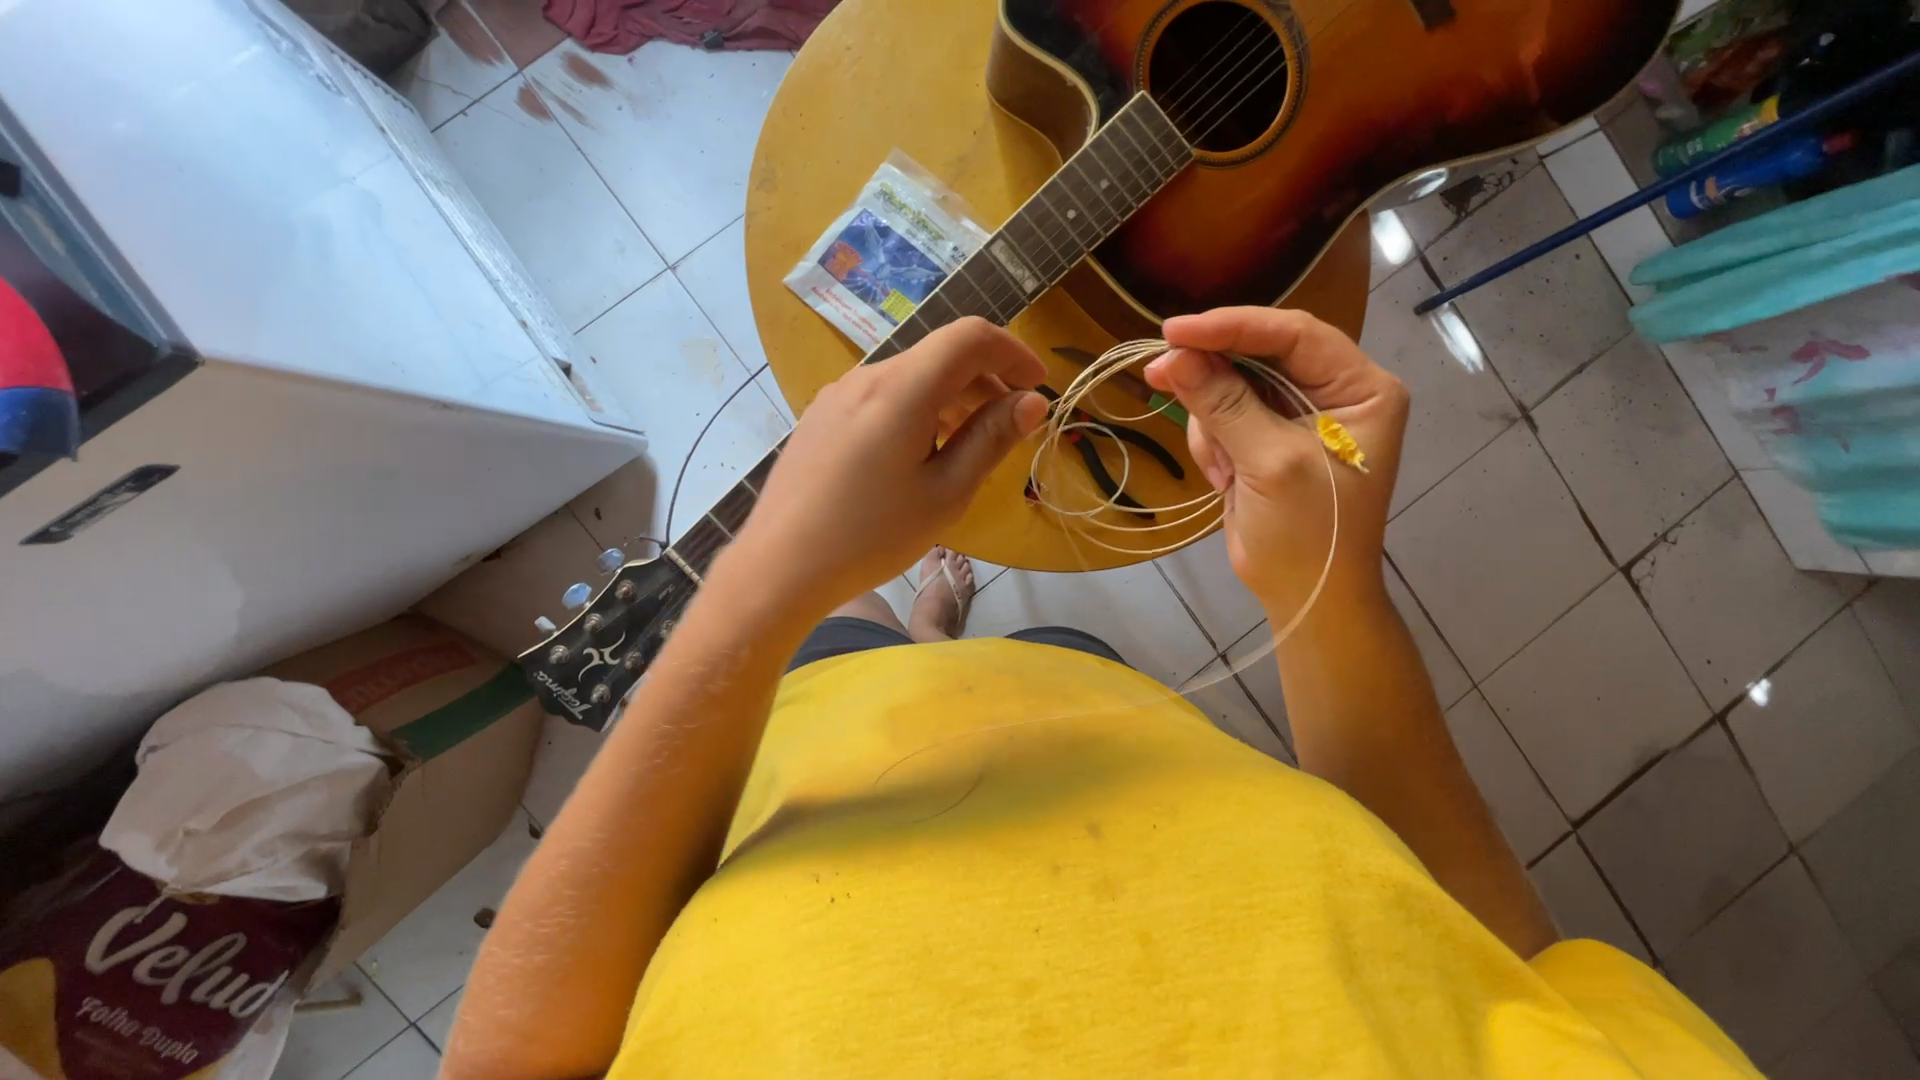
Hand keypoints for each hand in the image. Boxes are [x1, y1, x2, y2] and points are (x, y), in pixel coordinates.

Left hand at [735, 317, 1048, 617]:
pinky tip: (915, 457)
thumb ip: (990, 440)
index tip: (1037, 387)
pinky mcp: (820, 417)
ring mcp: (837, 395)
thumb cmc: (872, 535)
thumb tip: (1031, 402)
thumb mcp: (945, 493)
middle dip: (985, 381)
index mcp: (902, 389)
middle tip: (1008, 429)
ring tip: (964, 449)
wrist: (780, 566)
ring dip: (950, 399)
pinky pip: (881, 397)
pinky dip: (916, 410)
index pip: (970, 337)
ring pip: (909, 377)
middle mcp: (867, 377)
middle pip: (939, 356)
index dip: (1012, 352)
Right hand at [1144, 308, 1407, 621]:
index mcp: (1359, 387)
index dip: (1232, 326)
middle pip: (1258, 355)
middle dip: (1212, 375)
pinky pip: (1220, 419)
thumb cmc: (1309, 533)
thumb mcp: (1269, 462)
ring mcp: (1295, 417)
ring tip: (1225, 472)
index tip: (1175, 330)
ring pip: (1230, 387)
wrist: (1306, 596)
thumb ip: (1224, 403)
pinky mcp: (1264, 440)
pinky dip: (1212, 447)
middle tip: (1159, 373)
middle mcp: (1332, 392)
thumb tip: (1173, 357)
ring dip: (1213, 426)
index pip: (1293, 333)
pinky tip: (1227, 481)